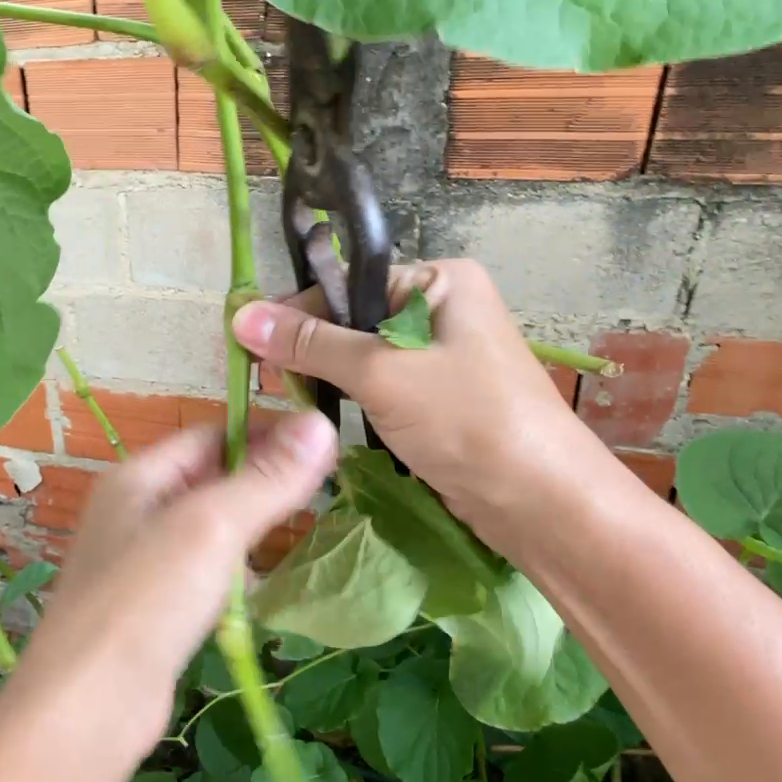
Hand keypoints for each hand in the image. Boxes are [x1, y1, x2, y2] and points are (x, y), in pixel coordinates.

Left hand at [15, 413, 336, 752]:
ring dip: (250, 530)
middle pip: (209, 481)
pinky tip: (262, 589)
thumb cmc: (146, 601)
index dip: (261, 434)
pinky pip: (203, 576)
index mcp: (136, 479)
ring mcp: (141, 565)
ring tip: (303, 532)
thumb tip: (321, 422)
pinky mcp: (153, 611)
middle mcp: (134, 514)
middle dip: (261, 483)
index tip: (320, 445)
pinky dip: (233, 576)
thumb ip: (266, 479)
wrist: (88, 709)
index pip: (208, 436)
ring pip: (208, 532)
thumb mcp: (211, 527)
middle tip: (323, 489)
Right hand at [231, 259, 607, 540]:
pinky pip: (381, 385)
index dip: (297, 315)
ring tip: (297, 404)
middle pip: (351, 318)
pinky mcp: (438, 396)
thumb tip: (241, 315)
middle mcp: (441, 307)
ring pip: (362, 356)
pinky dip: (352, 400)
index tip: (251, 349)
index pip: (346, 284)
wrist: (540, 500)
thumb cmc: (466, 420)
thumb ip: (311, 345)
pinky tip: (328, 417)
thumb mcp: (381, 374)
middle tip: (273, 385)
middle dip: (311, 351)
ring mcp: (442, 354)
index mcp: (438, 280)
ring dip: (329, 379)